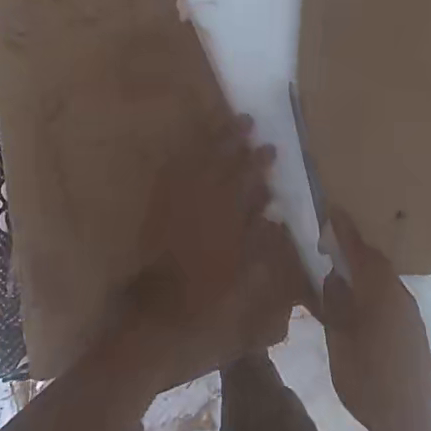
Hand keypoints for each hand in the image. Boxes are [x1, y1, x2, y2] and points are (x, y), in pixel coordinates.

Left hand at [113, 116, 300, 385]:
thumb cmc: (208, 294)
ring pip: (195, 162)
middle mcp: (201, 203)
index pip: (246, 179)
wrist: (159, 310)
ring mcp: (177, 203)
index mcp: (226, 217)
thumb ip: (258, 237)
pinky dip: (184, 158)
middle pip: (219, 162)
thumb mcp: (244, 269)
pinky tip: (190, 150)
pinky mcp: (159, 209)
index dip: (258, 161)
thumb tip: (271, 210)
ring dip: (210, 142)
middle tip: (246, 121)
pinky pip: (172, 175)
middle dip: (234, 140)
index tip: (270, 147)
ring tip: (223, 124)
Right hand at [317, 210, 430, 430]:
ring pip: (382, 278)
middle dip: (352, 248)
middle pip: (374, 261)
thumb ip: (335, 306)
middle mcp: (399, 294)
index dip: (344, 231)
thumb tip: (332, 277)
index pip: (359, 252)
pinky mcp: (412, 326)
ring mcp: (408, 310)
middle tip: (328, 241)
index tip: (331, 210)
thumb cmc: (370, 383)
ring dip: (362, 268)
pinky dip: (371, 287)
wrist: (414, 420)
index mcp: (379, 294)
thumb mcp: (340, 344)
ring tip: (337, 270)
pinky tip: (356, 300)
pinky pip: (388, 293)